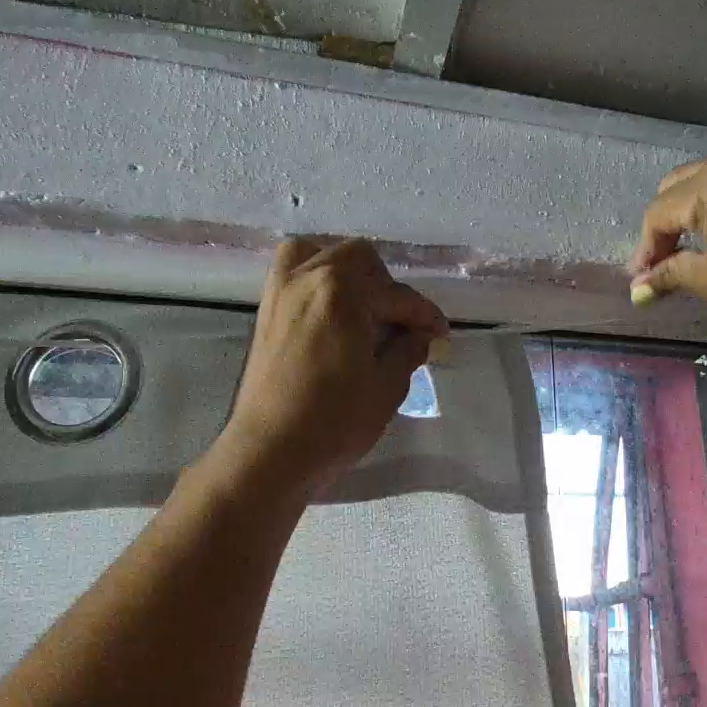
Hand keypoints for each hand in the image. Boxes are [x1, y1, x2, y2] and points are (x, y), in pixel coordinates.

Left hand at [215, 237, 447, 495]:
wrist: (271, 451)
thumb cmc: (335, 421)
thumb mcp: (387, 387)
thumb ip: (408, 350)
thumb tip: (421, 335)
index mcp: (342, 291)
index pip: (396, 295)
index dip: (424, 316)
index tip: (440, 334)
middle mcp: (307, 277)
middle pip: (358, 259)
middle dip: (386, 288)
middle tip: (400, 326)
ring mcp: (280, 292)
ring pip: (319, 254)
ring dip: (347, 273)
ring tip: (363, 309)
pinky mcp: (265, 312)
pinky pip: (293, 273)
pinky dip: (316, 280)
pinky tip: (333, 314)